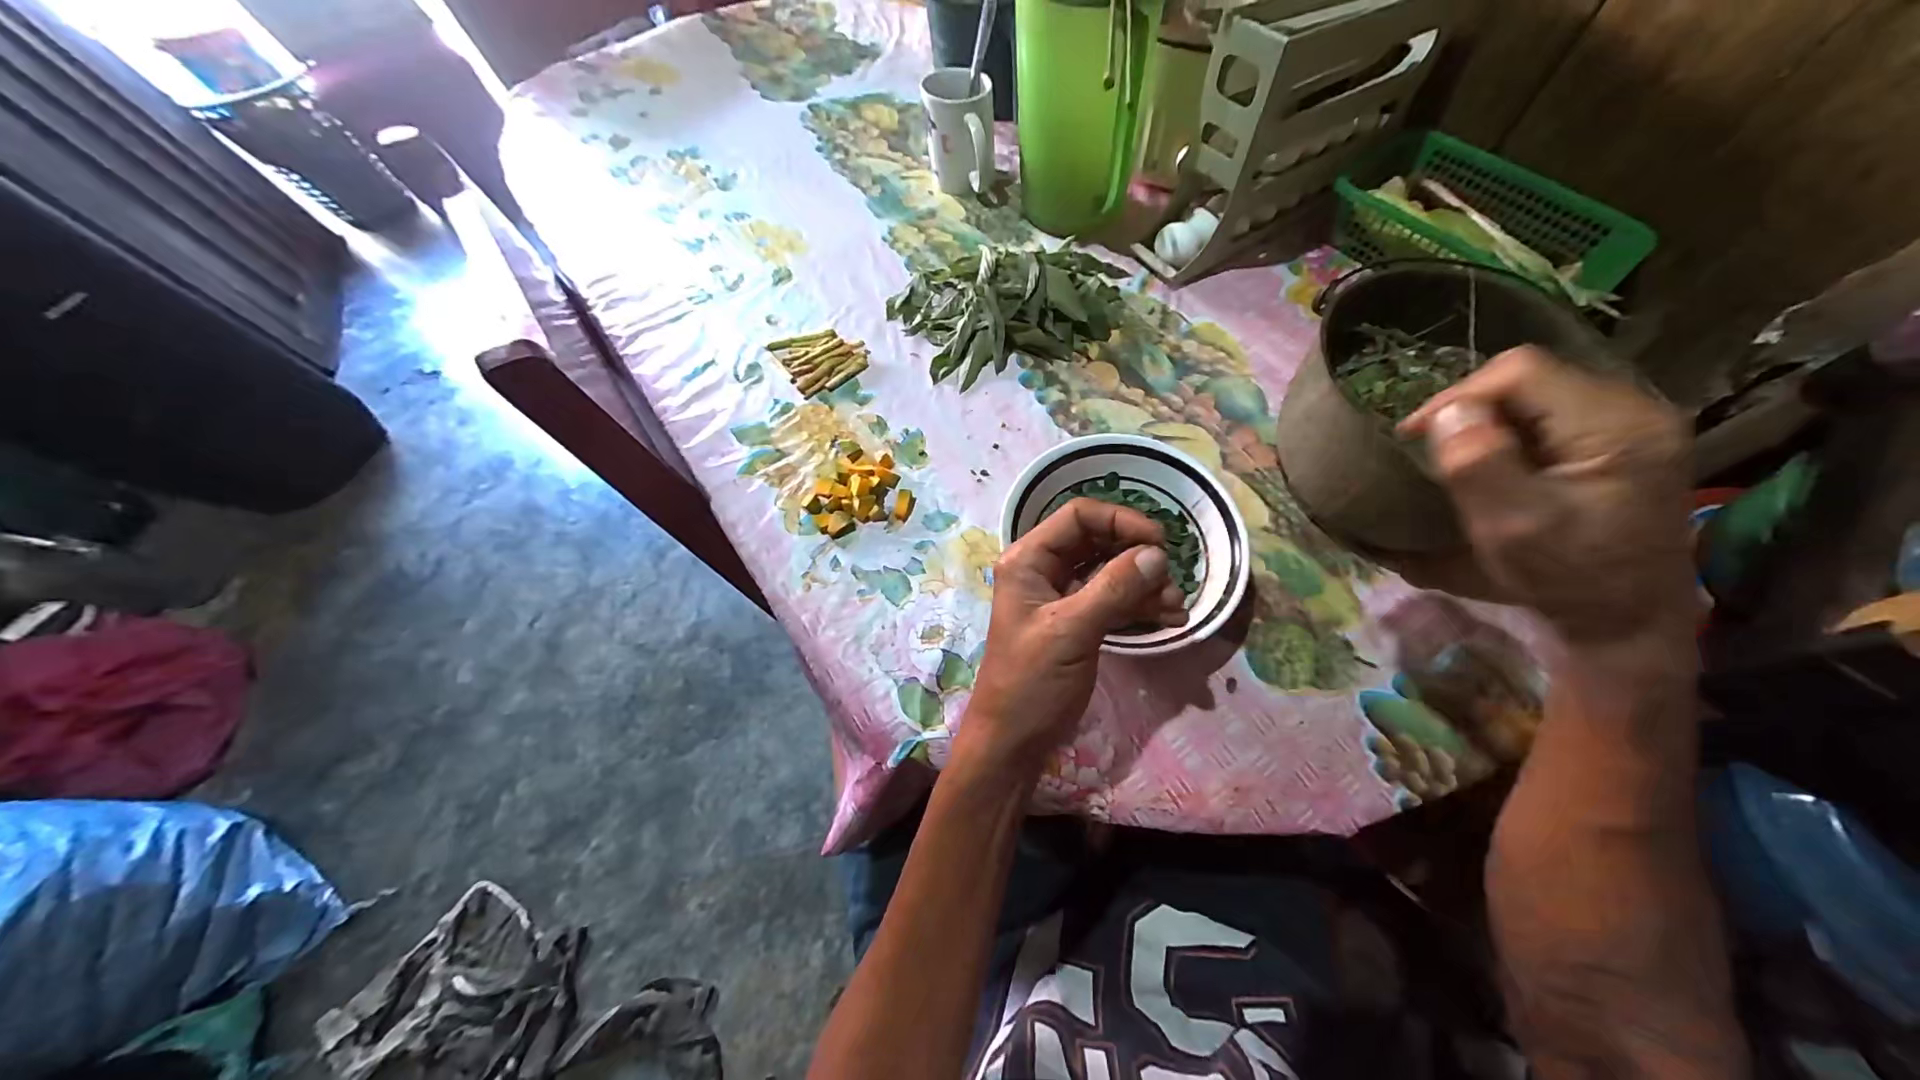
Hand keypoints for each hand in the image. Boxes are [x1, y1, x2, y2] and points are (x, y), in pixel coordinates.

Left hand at [957, 498, 1186, 773]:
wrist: (1013, 740)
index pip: (1078, 516)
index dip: (1121, 520)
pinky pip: (1114, 600)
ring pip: (1111, 572)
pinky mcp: (1078, 622)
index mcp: (1028, 560)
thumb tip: (1157, 554)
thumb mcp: (1071, 631)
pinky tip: (1169, 618)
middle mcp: (1043, 571)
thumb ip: (1113, 588)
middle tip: (1171, 579)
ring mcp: (1061, 597)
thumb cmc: (1031, 682)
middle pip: (1099, 541)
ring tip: (1175, 607)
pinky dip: (1140, 605)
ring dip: (1146, 584)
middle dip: (1138, 556)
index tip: (1160, 542)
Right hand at [1398, 347, 1696, 643]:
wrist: (1625, 621)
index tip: (1414, 437)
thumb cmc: (1566, 577)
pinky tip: (1491, 461)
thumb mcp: (1512, 527)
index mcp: (1614, 425)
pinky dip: (1507, 431)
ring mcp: (1630, 425)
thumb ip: (1480, 465)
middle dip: (1469, 407)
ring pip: (1536, 393)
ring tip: (1453, 453)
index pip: (1520, 372)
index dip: (1458, 396)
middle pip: (1530, 377)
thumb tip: (1449, 411)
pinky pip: (1549, 414)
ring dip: (1485, 419)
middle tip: (1430, 446)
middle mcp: (1634, 410)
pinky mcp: (1619, 443)